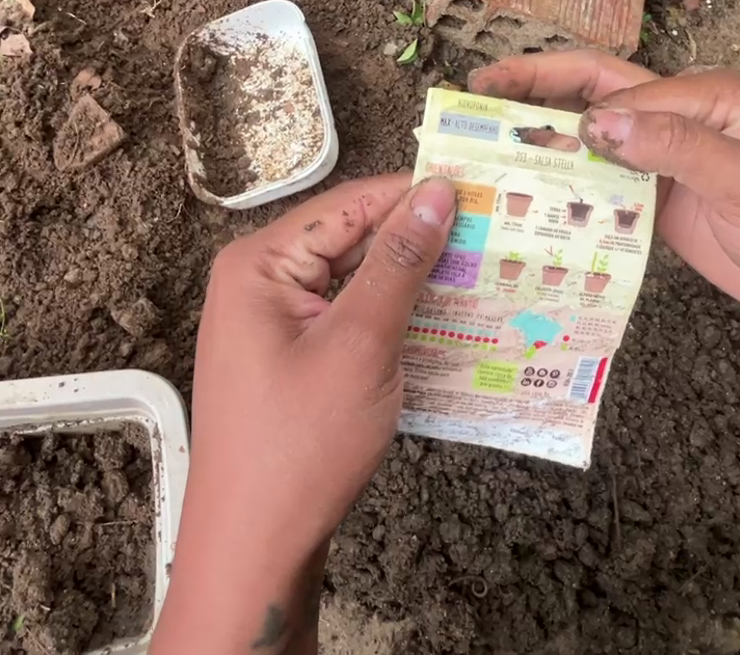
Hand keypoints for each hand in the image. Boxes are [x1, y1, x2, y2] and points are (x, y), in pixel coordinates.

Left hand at [184, 173, 455, 562]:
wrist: (254, 550)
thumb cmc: (301, 445)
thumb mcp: (359, 343)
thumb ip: (398, 262)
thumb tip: (435, 193)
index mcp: (260, 262)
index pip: (348, 205)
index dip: (412, 194)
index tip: (477, 190)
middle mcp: (258, 279)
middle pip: (348, 238)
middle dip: (413, 238)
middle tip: (486, 231)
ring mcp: (270, 319)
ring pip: (350, 277)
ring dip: (406, 278)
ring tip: (472, 269)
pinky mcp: (288, 353)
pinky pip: (344, 313)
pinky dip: (387, 313)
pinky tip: (435, 316)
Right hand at [469, 51, 739, 326]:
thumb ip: (679, 147)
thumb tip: (598, 122)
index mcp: (708, 95)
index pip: (626, 89)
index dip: (576, 106)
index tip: (535, 135)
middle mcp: (680, 114)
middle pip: (598, 89)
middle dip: (538, 84)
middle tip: (480, 85)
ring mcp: (665, 154)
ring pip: (592, 132)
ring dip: (544, 129)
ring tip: (490, 134)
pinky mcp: (655, 193)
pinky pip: (600, 177)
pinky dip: (564, 176)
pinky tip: (529, 185)